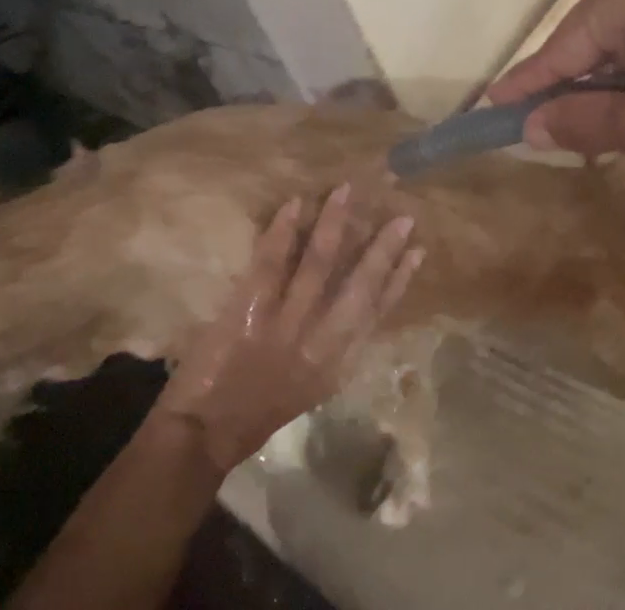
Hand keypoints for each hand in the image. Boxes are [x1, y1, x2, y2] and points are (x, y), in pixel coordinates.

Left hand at [151, 185, 422, 473]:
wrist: (207, 432)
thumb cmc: (257, 414)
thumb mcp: (311, 387)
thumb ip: (331, 349)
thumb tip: (349, 310)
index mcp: (338, 361)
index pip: (377, 313)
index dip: (399, 280)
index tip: (417, 252)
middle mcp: (321, 341)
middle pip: (360, 285)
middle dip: (383, 249)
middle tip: (402, 217)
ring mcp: (286, 323)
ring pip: (319, 264)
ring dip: (334, 223)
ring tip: (346, 192)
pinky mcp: (250, 310)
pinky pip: (271, 262)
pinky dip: (283, 231)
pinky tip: (295, 204)